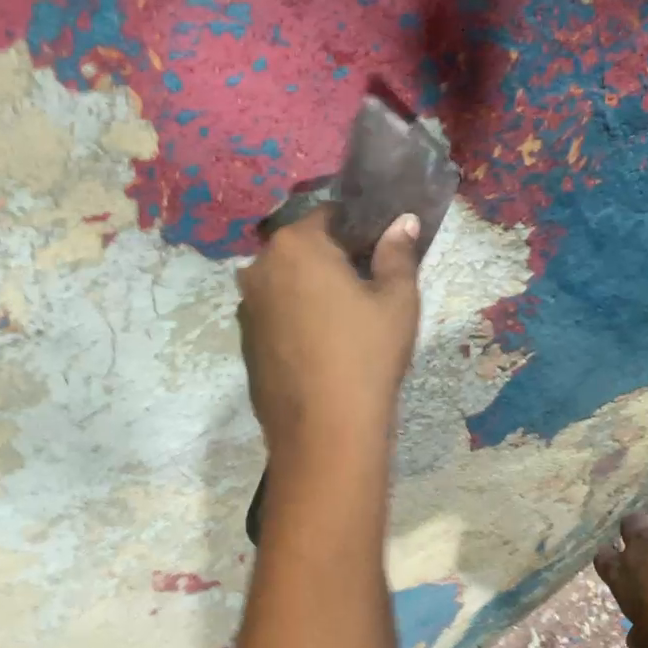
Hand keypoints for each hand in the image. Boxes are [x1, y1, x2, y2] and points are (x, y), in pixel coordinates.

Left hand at [238, 207, 422, 458]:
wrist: (324, 431)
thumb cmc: (366, 354)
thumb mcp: (397, 300)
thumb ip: (397, 253)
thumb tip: (402, 221)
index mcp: (295, 245)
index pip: (331, 216)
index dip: (361, 231)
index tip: (383, 254)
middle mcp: (259, 267)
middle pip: (304, 249)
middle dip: (334, 260)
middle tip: (370, 290)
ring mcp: (246, 308)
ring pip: (288, 284)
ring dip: (313, 291)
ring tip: (348, 324)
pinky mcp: (245, 343)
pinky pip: (277, 316)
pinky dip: (297, 321)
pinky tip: (324, 349)